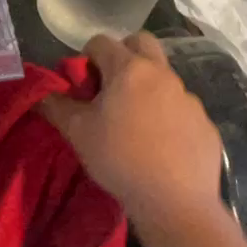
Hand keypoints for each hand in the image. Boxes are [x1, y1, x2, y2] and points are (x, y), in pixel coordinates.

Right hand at [39, 32, 224, 229]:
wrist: (175, 204)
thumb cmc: (120, 159)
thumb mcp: (77, 132)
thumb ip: (56, 106)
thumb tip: (41, 94)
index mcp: (129, 69)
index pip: (101, 42)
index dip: (87, 59)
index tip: (84, 87)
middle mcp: (162, 75)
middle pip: (141, 43)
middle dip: (123, 55)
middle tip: (111, 88)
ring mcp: (189, 98)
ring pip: (163, 78)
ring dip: (146, 88)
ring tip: (135, 124)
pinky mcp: (206, 123)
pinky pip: (181, 108)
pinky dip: (168, 116)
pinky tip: (160, 146)